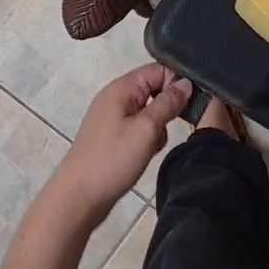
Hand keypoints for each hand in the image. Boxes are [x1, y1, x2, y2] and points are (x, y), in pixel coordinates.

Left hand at [49, 64, 192, 222]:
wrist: (78, 199)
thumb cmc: (112, 160)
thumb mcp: (146, 129)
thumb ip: (168, 103)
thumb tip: (186, 83)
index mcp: (121, 88)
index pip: (158, 69)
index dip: (176, 82)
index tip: (190, 104)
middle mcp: (116, 97)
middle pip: (154, 89)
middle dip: (167, 108)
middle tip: (168, 129)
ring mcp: (112, 118)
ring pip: (148, 111)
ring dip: (157, 127)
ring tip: (151, 147)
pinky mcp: (112, 136)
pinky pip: (138, 128)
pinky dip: (146, 139)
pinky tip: (143, 156)